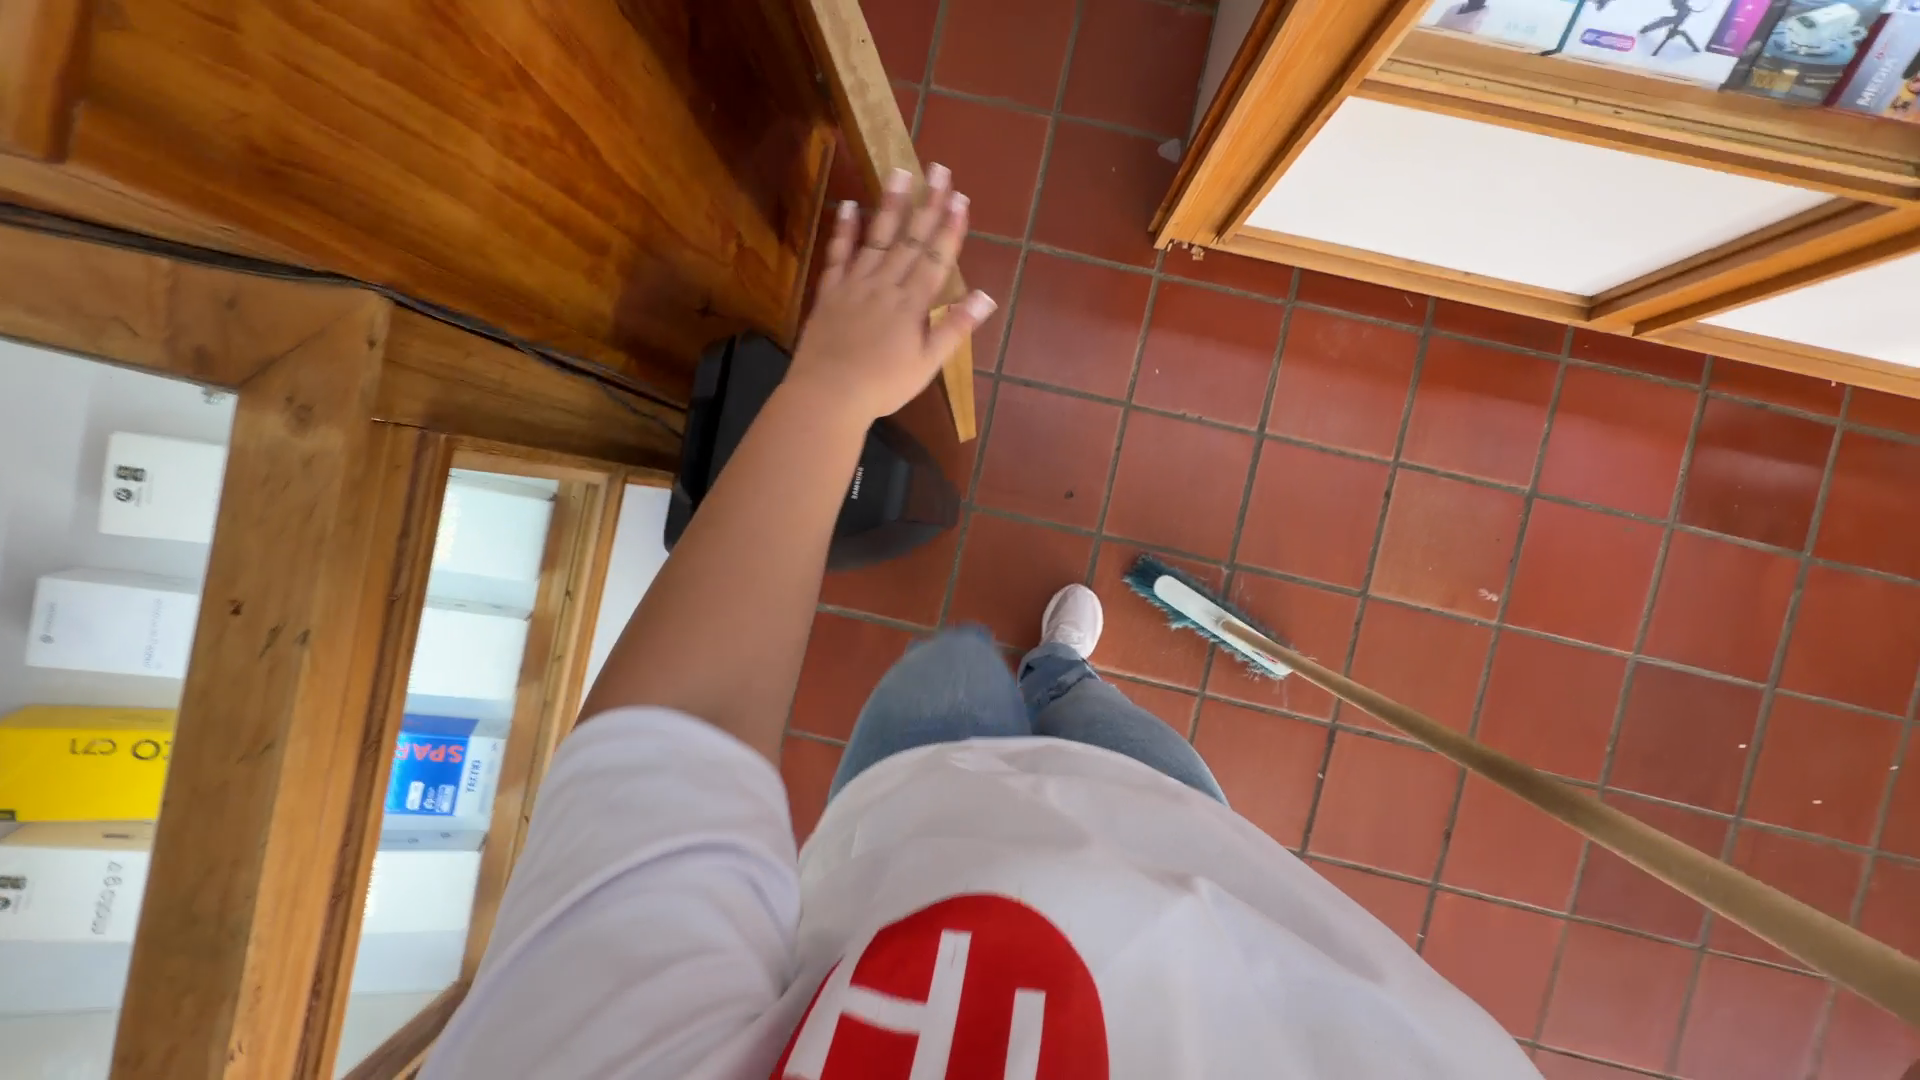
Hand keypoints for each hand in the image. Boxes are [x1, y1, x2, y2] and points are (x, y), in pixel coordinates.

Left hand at [786, 164, 996, 423]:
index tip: (960, 199)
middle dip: (927, 205)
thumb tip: (985, 297)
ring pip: (877, 238)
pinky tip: (850, 205)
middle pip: (910, 240)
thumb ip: (954, 328)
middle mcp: (886, 285)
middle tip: (939, 171)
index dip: (950, 228)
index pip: (936, 259)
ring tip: (900, 172)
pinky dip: (844, 229)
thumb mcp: (927, 363)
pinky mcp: (829, 292)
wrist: (829, 392)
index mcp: (912, 304)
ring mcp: (856, 285)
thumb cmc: (883, 385)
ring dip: (890, 205)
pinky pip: (838, 254)